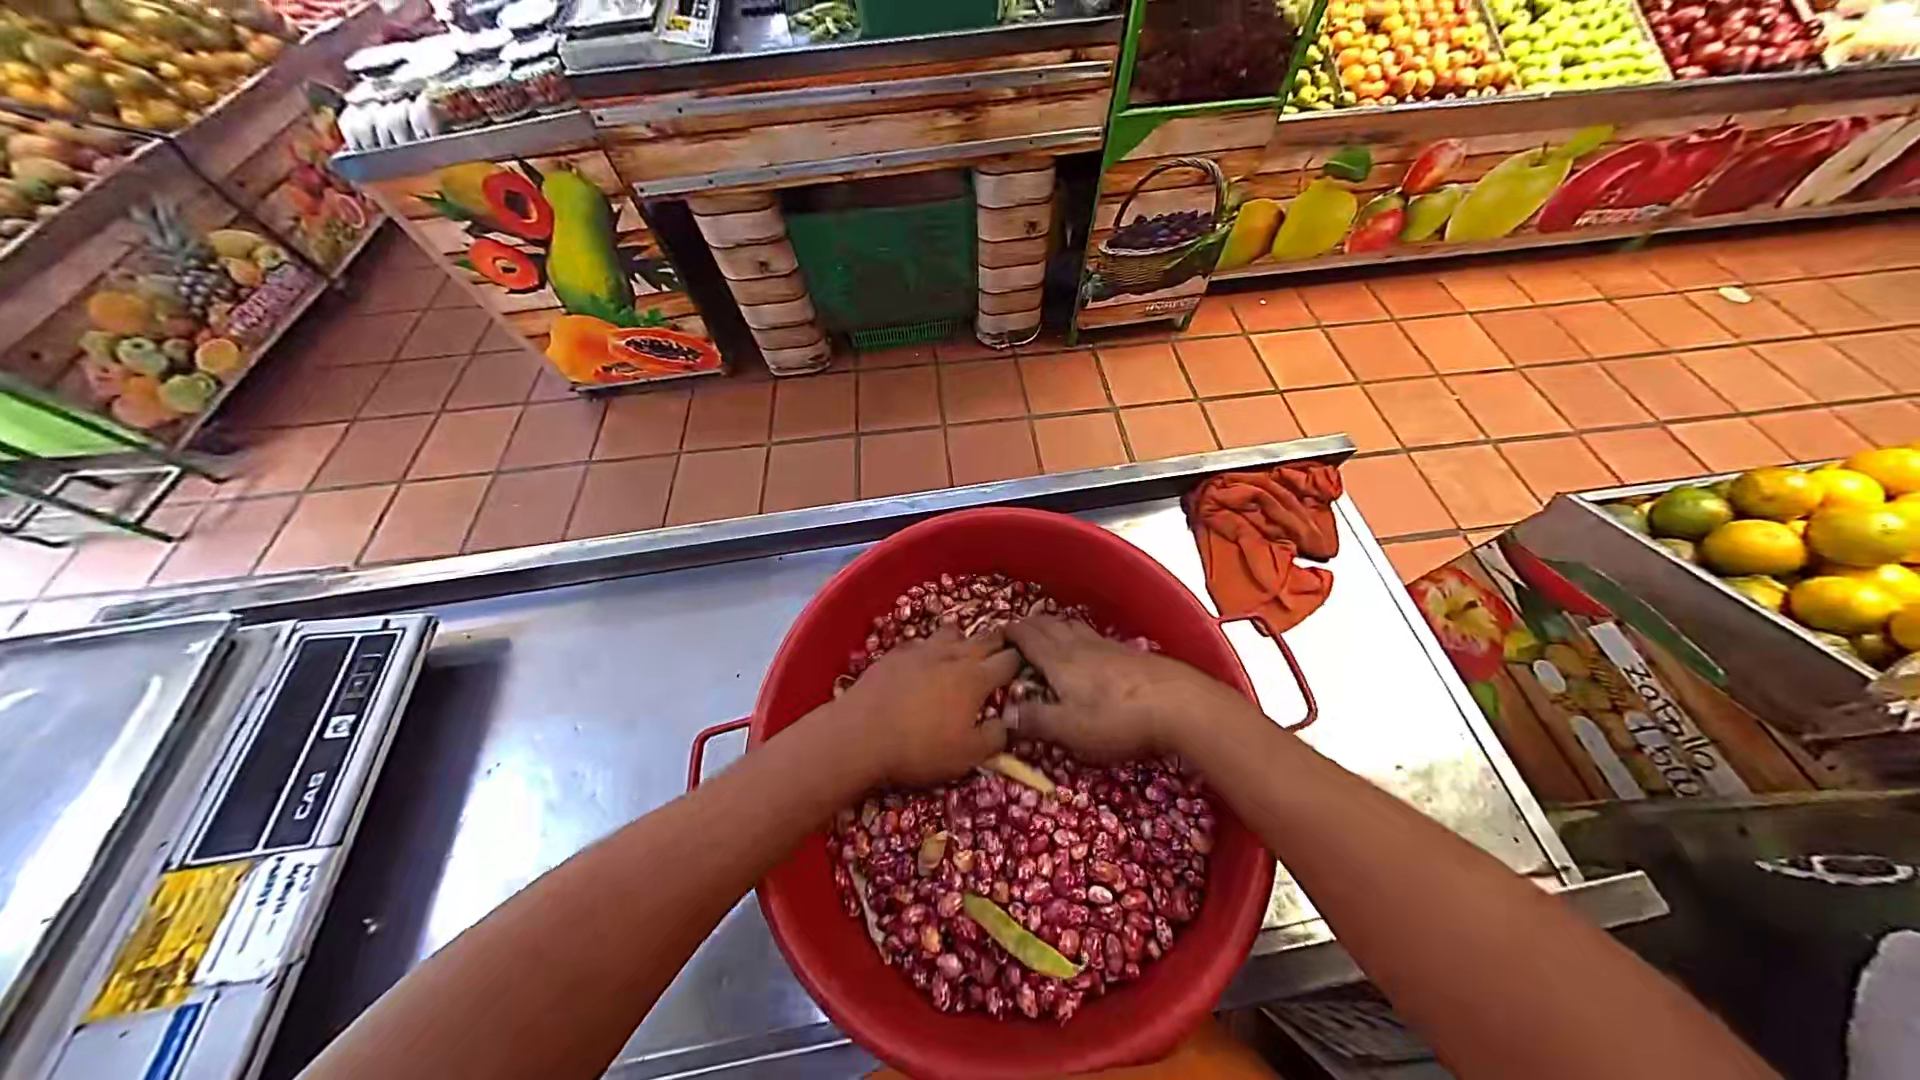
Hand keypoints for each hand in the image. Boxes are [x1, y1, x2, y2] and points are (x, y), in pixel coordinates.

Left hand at [827, 625, 1019, 786]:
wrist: (859, 735)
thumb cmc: (919, 749)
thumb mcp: (966, 756)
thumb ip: (994, 737)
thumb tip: (1005, 723)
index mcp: (975, 678)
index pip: (1009, 661)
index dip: (1021, 663)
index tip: (1027, 667)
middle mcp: (953, 656)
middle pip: (984, 639)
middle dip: (999, 643)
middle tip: (1005, 650)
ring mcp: (922, 650)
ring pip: (952, 633)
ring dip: (963, 640)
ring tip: (965, 652)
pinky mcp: (895, 653)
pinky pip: (921, 642)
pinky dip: (931, 649)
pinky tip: (925, 661)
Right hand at [1004, 616, 1251, 760]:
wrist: (1178, 703)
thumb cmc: (1116, 718)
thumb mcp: (1069, 728)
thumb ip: (1035, 720)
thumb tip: (1003, 715)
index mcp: (1058, 659)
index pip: (1027, 637)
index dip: (1010, 632)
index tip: (997, 633)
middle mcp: (1079, 645)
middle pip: (1049, 625)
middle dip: (1029, 624)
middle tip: (1017, 630)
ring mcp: (1106, 646)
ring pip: (1072, 626)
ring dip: (1054, 625)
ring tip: (1047, 631)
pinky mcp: (1128, 653)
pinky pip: (1092, 635)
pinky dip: (1078, 635)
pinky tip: (1087, 646)